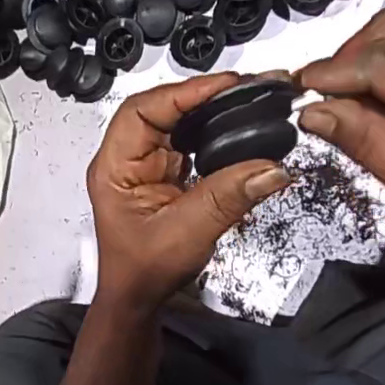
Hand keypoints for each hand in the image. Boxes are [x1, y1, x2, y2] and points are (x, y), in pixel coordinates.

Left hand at [88, 73, 292, 308]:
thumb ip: (227, 198)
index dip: (185, 92)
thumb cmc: (141, 273)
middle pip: (164, 109)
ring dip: (212, 113)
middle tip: (245, 90)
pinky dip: (216, 135)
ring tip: (246, 104)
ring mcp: (149, 166)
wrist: (139, 299)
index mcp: (115, 168)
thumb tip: (269, 169)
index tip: (224, 86)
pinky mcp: (169, 175)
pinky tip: (236, 131)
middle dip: (205, 96)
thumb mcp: (186, 235)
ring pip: (180, 123)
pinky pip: (192, 144)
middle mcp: (128, 160)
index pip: (143, 110)